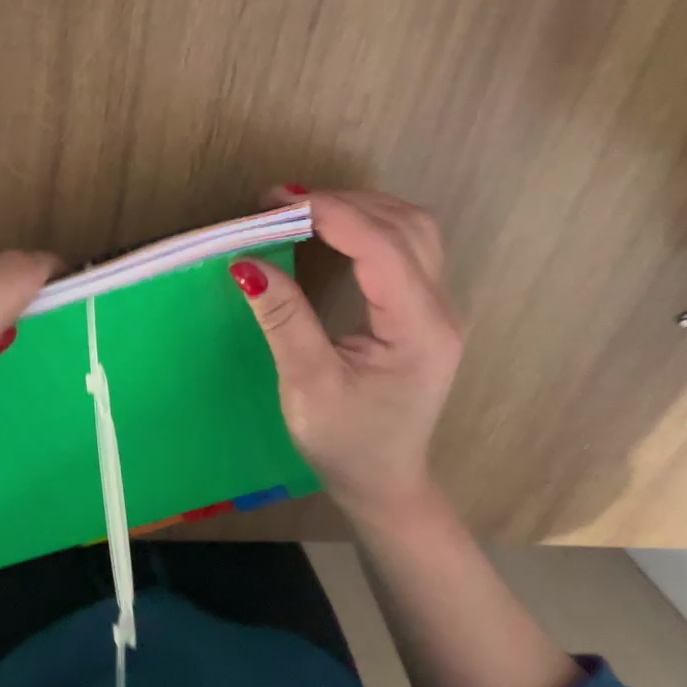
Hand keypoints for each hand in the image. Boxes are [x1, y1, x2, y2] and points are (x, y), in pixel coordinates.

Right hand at [230, 188, 462, 520]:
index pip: (383, 247)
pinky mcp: (423, 310)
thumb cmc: (345, 444)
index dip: (331, 215)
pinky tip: (330, 229)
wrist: (383, 483)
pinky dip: (366, 225)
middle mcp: (440, 309)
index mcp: (419, 330)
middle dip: (342, 203)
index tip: (274, 204)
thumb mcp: (308, 386)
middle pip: (405, 225)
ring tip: (299, 210)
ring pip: (411, 229)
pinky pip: (405, 246)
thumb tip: (246, 264)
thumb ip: (285, 321)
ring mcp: (437, 307)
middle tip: (278, 203)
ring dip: (358, 208)